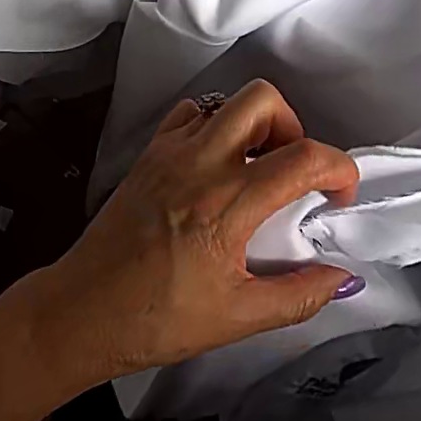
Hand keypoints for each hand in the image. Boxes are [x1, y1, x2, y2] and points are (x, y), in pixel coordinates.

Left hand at [0, 80, 362, 420]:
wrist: (78, 313)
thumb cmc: (155, 319)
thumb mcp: (238, 318)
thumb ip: (300, 296)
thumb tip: (342, 278)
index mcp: (227, 204)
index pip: (304, 157)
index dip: (339, 169)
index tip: (338, 196)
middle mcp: (200, 164)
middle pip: (263, 100)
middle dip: (294, 127)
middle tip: (294, 171)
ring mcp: (169, 152)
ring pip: (227, 101)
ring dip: (256, 125)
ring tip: (258, 170)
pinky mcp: (149, 154)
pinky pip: (191, 115)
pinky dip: (216, 127)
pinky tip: (216, 165)